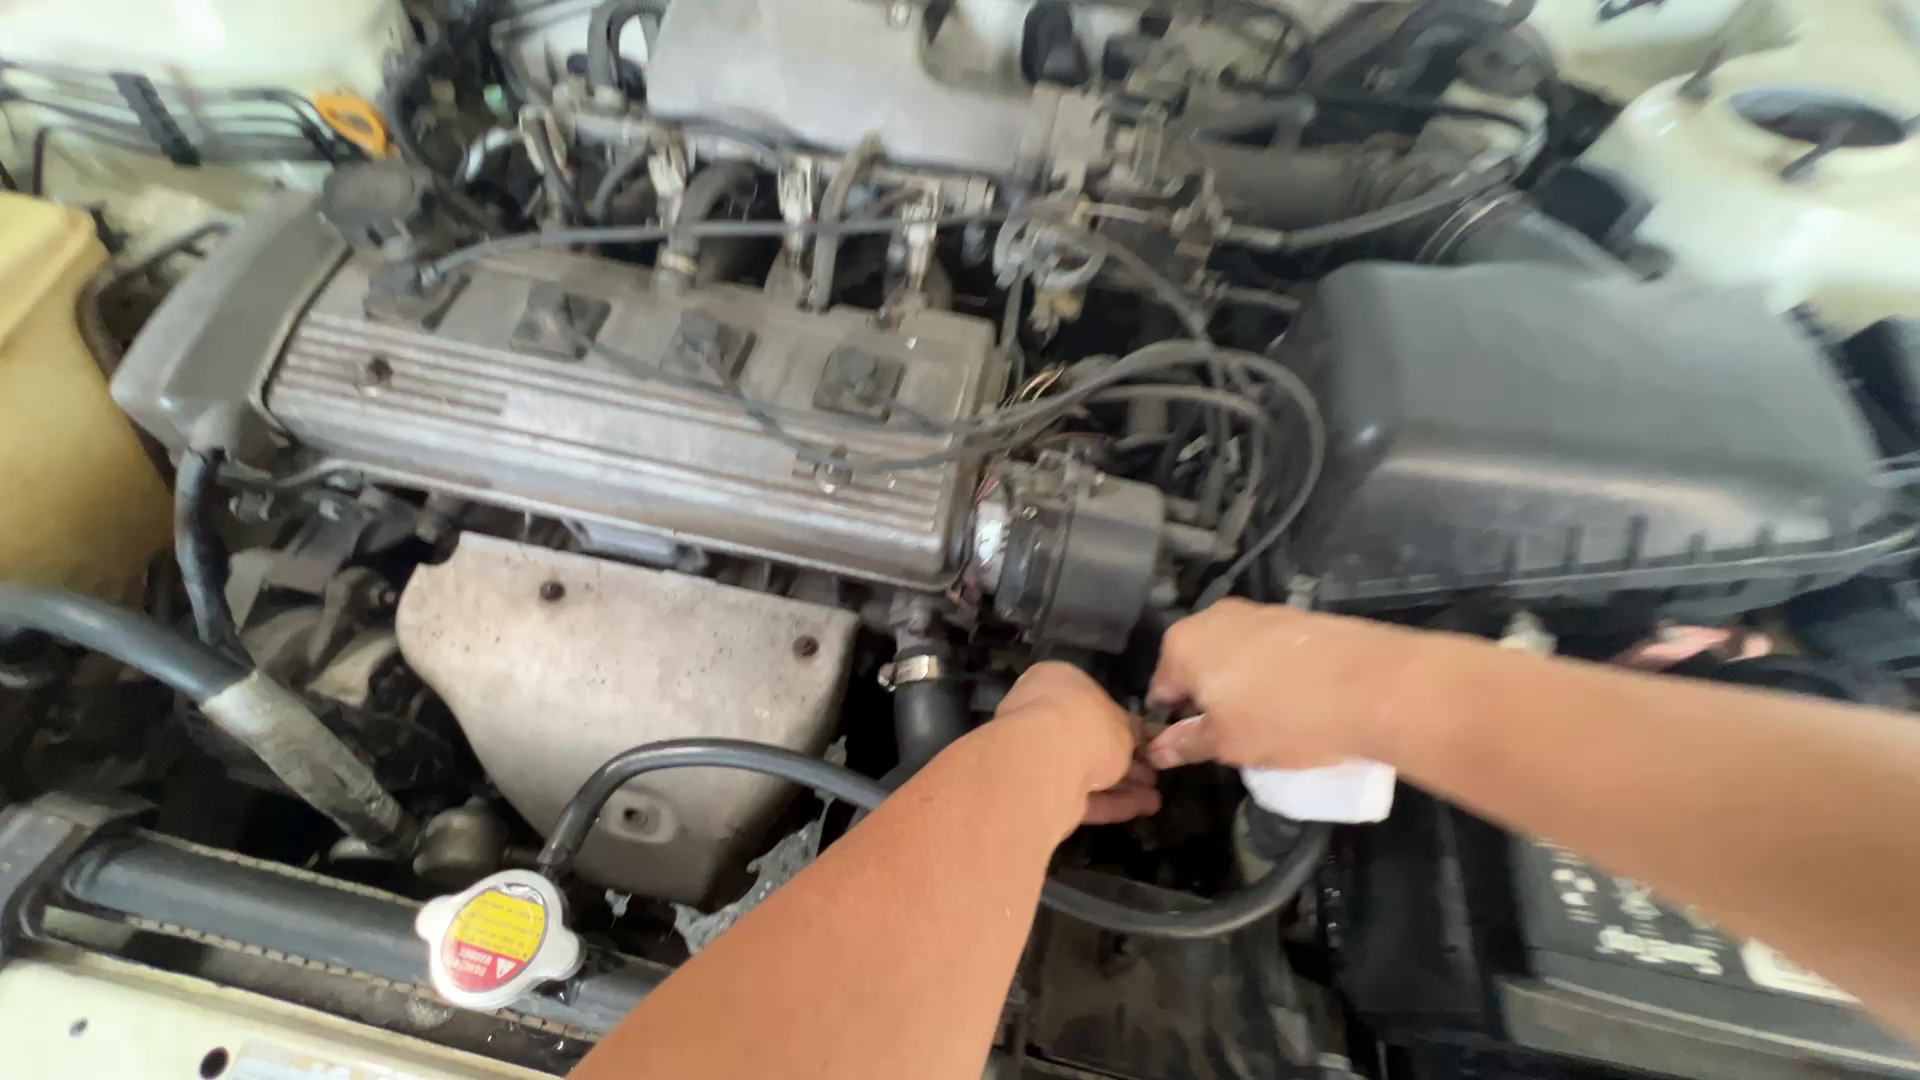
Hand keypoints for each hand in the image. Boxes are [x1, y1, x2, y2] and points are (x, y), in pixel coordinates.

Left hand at [993, 662, 1161, 824]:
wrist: (1045, 762)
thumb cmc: (1087, 724)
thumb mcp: (1124, 723)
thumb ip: (1131, 731)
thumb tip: (1138, 736)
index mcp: (1056, 681)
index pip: (1093, 700)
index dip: (1123, 724)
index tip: (1146, 743)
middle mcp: (1041, 712)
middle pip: (1088, 738)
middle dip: (1123, 760)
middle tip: (1153, 774)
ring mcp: (1036, 753)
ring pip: (1085, 768)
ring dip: (1121, 784)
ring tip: (1155, 797)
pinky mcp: (1039, 790)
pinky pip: (1080, 793)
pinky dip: (1110, 802)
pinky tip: (1143, 809)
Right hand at [1145, 599, 1422, 770]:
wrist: (1376, 686)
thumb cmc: (1283, 717)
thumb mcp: (1227, 743)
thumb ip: (1186, 743)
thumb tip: (1156, 751)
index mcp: (1182, 644)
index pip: (1161, 689)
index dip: (1174, 722)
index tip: (1196, 746)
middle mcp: (1211, 617)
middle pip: (1196, 666)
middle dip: (1208, 698)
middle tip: (1233, 734)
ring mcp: (1256, 611)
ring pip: (1233, 655)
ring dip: (1240, 684)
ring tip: (1271, 718)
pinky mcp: (1295, 615)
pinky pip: (1268, 648)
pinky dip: (1272, 671)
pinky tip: (1298, 698)